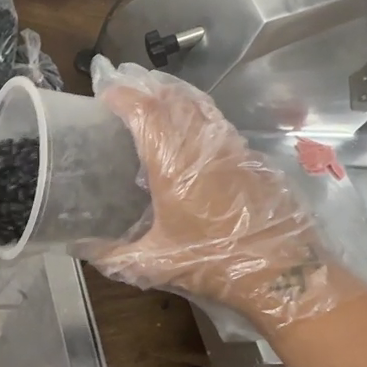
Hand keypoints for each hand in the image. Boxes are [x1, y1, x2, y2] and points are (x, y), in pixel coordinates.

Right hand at [83, 61, 362, 328]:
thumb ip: (112, 255)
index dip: (124, 98)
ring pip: (202, 110)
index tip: (106, 95)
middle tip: (126, 92)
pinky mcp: (255, 163)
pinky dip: (199, 120)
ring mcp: (235, 152)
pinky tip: (191, 138)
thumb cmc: (215, 265)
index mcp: (175, 167)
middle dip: (148, 90)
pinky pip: (220, 129)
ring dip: (176, 100)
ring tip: (155, 104)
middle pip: (176, 101)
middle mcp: (205, 149)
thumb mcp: (153, 266)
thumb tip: (79, 248)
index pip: (146, 113)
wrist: (286, 276)